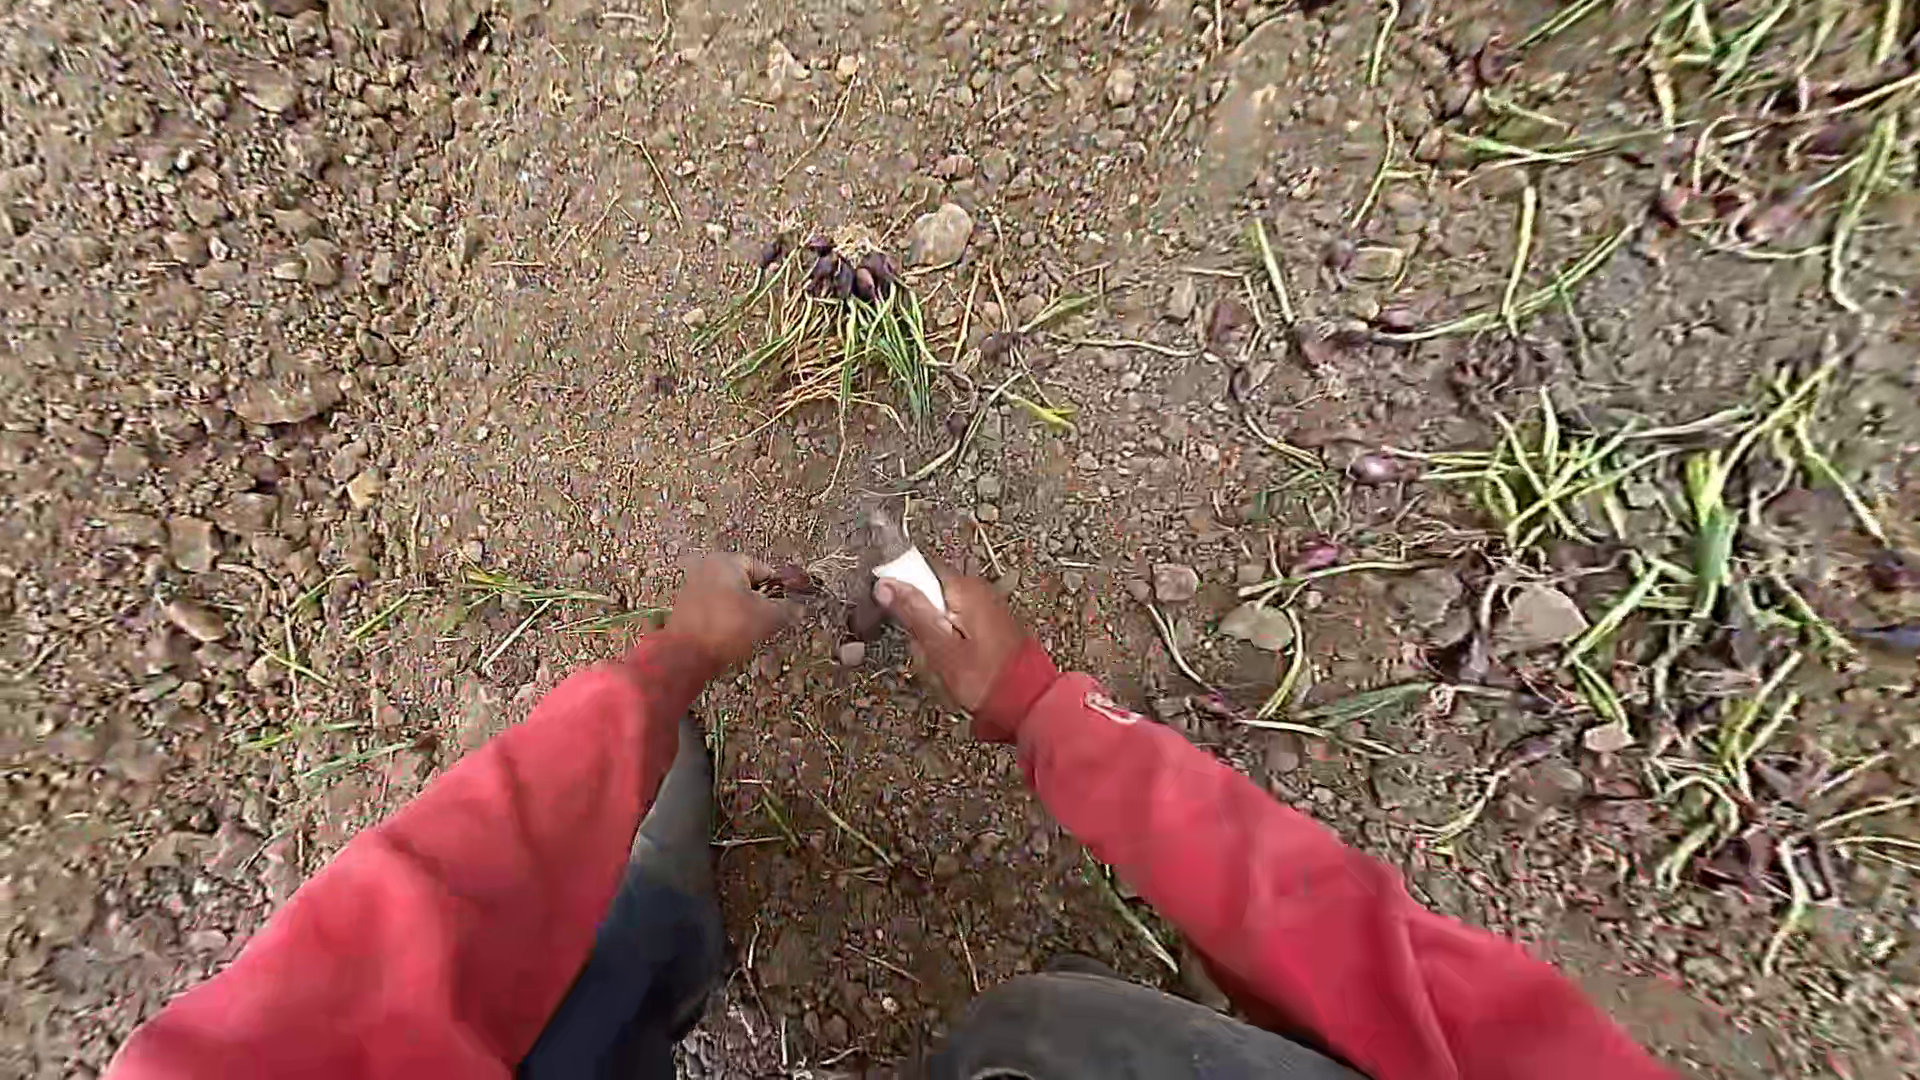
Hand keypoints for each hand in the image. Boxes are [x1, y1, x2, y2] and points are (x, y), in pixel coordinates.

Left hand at [665, 553, 798, 674]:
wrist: (686, 657)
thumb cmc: (727, 628)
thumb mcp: (769, 616)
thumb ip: (789, 607)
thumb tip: (798, 607)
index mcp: (726, 561)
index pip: (765, 570)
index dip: (779, 590)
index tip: (786, 606)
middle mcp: (706, 569)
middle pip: (748, 584)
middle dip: (761, 602)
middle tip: (770, 620)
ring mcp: (693, 589)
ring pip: (733, 599)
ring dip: (745, 613)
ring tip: (751, 631)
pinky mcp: (686, 610)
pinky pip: (717, 611)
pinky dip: (728, 622)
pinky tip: (733, 637)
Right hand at [873, 569, 1026, 713]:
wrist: (1026, 703)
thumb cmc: (985, 678)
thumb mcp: (940, 647)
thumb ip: (913, 612)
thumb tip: (886, 585)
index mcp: (965, 589)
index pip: (921, 569)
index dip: (903, 590)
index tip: (897, 615)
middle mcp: (978, 591)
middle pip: (930, 596)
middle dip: (921, 624)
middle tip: (927, 651)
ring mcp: (986, 608)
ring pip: (942, 616)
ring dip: (935, 640)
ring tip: (944, 664)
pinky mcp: (990, 625)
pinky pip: (957, 629)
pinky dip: (951, 646)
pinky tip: (957, 667)